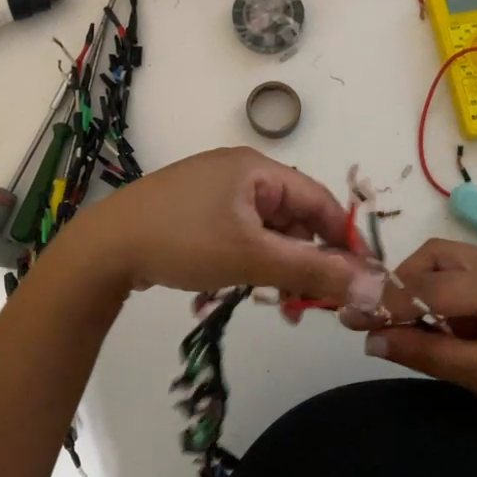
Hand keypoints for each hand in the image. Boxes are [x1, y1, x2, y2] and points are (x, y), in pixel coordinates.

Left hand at [61, 147, 383, 311]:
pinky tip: (247, 288)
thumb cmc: (183, 240)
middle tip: (311, 305)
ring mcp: (213, 190)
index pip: (319, 199)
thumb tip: (371, 285)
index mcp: (256, 168)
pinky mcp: (194, 210)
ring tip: (279, 307)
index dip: (343, 240)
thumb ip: (312, 271)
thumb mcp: (252, 257)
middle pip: (293, 215)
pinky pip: (239, 233)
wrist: (105, 247)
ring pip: (266, 229)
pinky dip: (251, 260)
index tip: (358, 282)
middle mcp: (239, 171)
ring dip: (279, 266)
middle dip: (306, 260)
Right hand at [341, 238, 476, 463]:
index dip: (389, 303)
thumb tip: (369, 340)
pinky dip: (446, 294)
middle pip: (438, 256)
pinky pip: (470, 275)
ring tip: (413, 328)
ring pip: (451, 262)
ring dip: (423, 289)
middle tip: (383, 320)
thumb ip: (425, 352)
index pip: (431, 285)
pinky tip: (443, 327)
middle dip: (404, 284)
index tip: (352, 318)